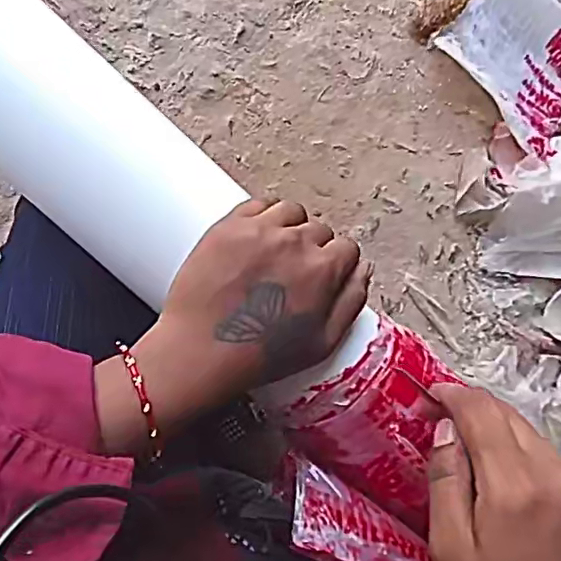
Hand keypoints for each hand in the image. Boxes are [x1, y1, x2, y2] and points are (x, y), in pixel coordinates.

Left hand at [93, 199, 368, 455]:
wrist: (198, 350)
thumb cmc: (255, 355)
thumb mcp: (320, 344)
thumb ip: (350, 303)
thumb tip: (362, 272)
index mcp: (324, 270)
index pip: (346, 248)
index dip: (335, 264)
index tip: (321, 275)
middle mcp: (295, 243)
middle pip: (318, 229)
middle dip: (311, 249)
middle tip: (290, 273)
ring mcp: (259, 230)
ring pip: (289, 212)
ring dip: (288, 227)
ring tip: (272, 254)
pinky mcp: (227, 227)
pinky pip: (255, 205)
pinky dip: (260, 216)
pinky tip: (254, 238)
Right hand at [424, 385, 560, 560]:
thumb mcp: (452, 551)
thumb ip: (445, 482)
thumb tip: (446, 433)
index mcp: (518, 486)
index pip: (481, 411)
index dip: (450, 394)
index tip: (428, 397)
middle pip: (510, 417)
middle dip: (473, 411)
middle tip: (442, 424)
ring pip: (536, 439)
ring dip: (501, 439)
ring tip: (476, 467)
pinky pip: (560, 465)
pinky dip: (530, 464)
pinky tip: (517, 497)